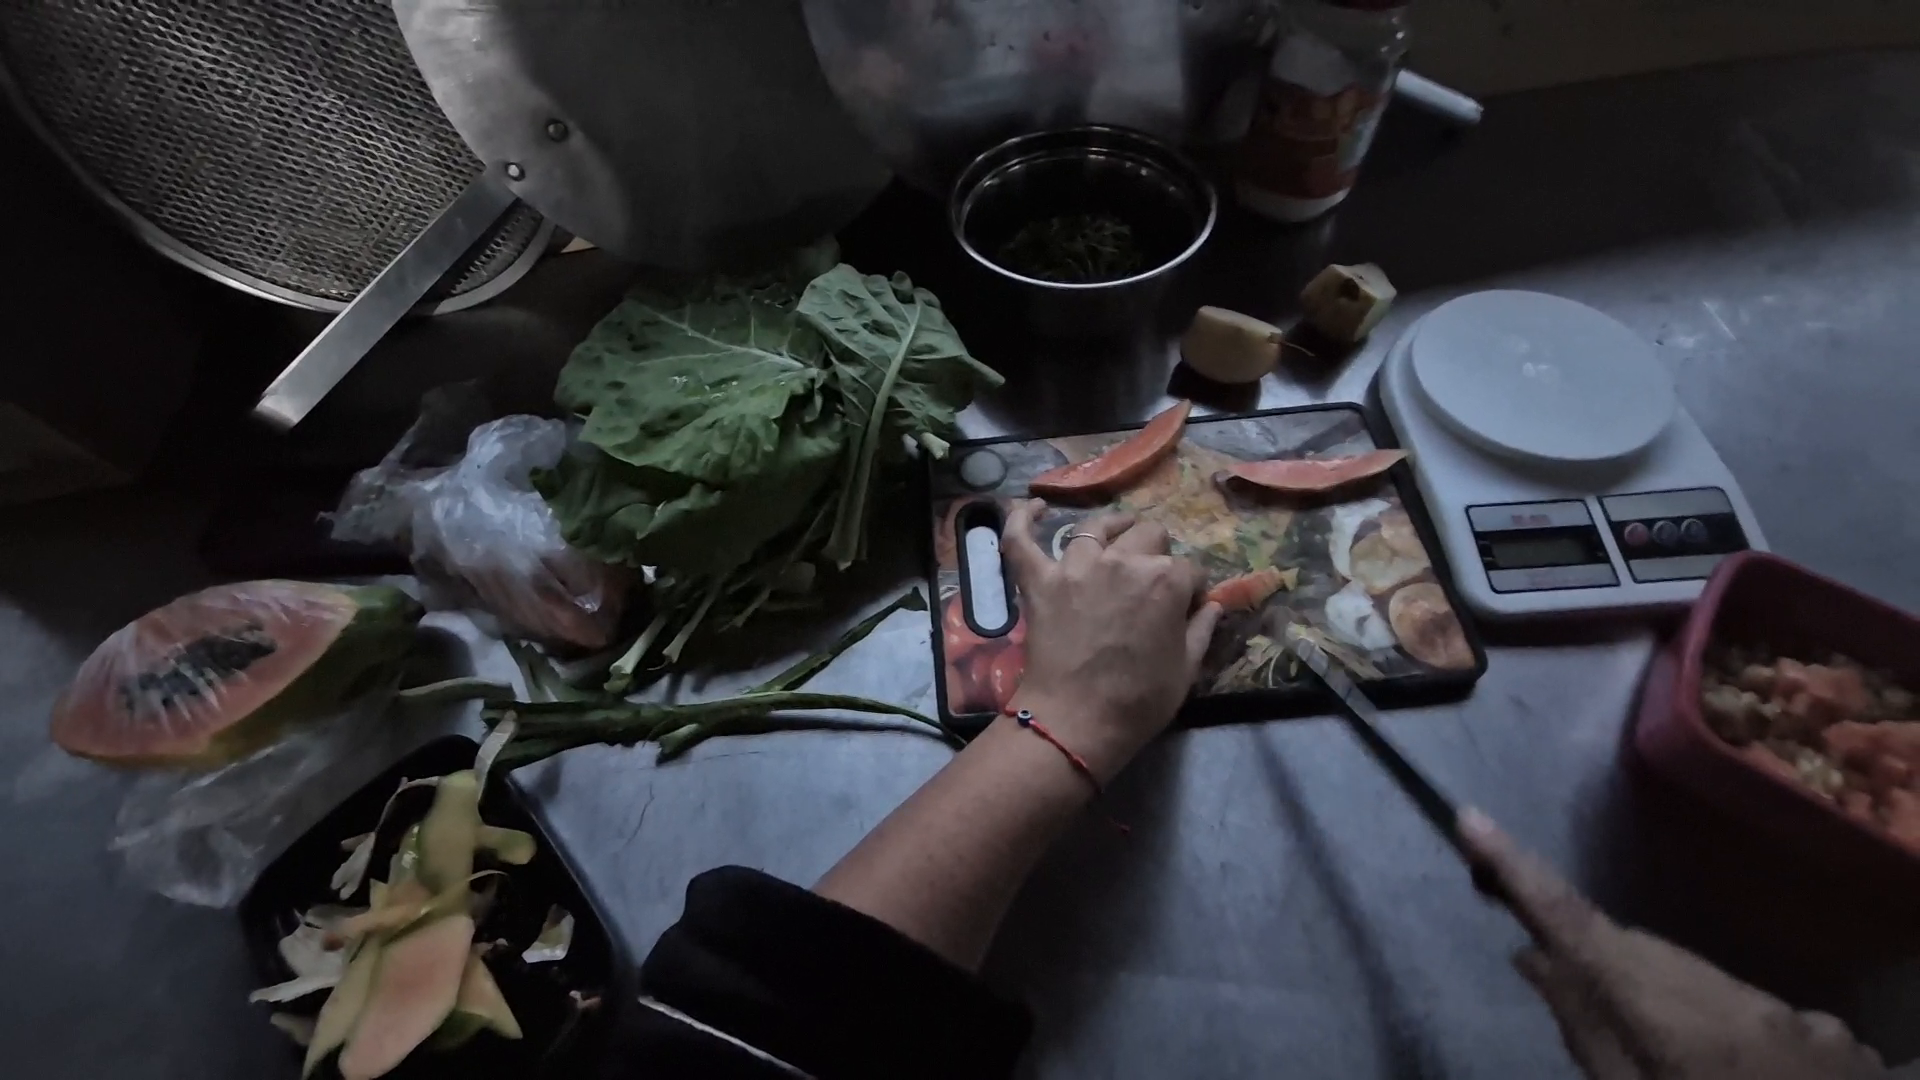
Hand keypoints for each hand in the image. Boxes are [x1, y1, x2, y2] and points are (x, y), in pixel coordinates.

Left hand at [999, 500, 1220, 780]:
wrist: (1077, 720)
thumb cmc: (1140, 701)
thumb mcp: (1188, 668)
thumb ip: (1202, 629)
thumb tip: (1213, 605)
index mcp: (1167, 579)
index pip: (1190, 570)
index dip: (1191, 590)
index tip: (1186, 611)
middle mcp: (1123, 560)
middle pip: (1148, 536)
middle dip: (1157, 554)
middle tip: (1151, 581)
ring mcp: (1076, 566)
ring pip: (1098, 527)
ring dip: (1112, 528)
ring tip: (1117, 534)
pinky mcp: (1039, 579)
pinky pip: (1022, 539)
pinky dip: (1024, 519)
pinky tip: (1035, 506)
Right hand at [1458, 810, 1885, 1079]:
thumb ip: (1579, 1021)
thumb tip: (1531, 954)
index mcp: (1646, 996)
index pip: (1563, 913)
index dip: (1513, 865)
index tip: (1469, 816)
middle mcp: (1705, 981)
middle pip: (1627, 947)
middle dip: (1599, 959)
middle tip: (1585, 1000)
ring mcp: (1775, 1005)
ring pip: (1687, 976)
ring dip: (1664, 996)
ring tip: (1675, 1055)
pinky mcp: (1827, 1032)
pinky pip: (1748, 1009)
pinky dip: (1727, 1027)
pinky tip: (1739, 1070)